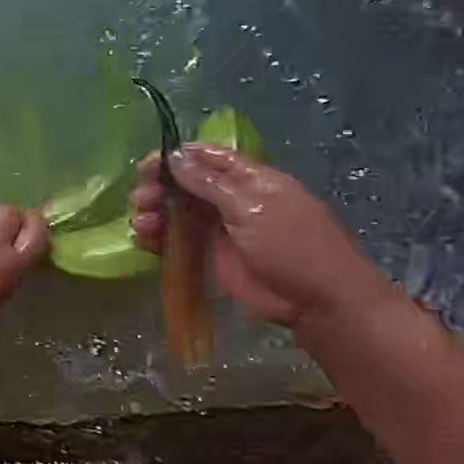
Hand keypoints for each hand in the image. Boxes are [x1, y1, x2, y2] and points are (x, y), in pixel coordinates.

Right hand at [129, 145, 388, 328]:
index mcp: (251, 180)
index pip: (207, 157)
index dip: (176, 157)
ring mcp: (220, 227)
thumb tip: (173, 156)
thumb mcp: (253, 209)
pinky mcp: (209, 253)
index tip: (147, 165)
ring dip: (153, 211)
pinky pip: (174, 237)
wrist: (321, 307)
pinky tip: (144, 239)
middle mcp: (232, 198)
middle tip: (141, 198)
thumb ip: (209, 183)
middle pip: (184, 182)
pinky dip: (156, 235)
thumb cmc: (295, 249)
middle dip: (158, 186)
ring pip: (175, 209)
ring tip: (143, 223)